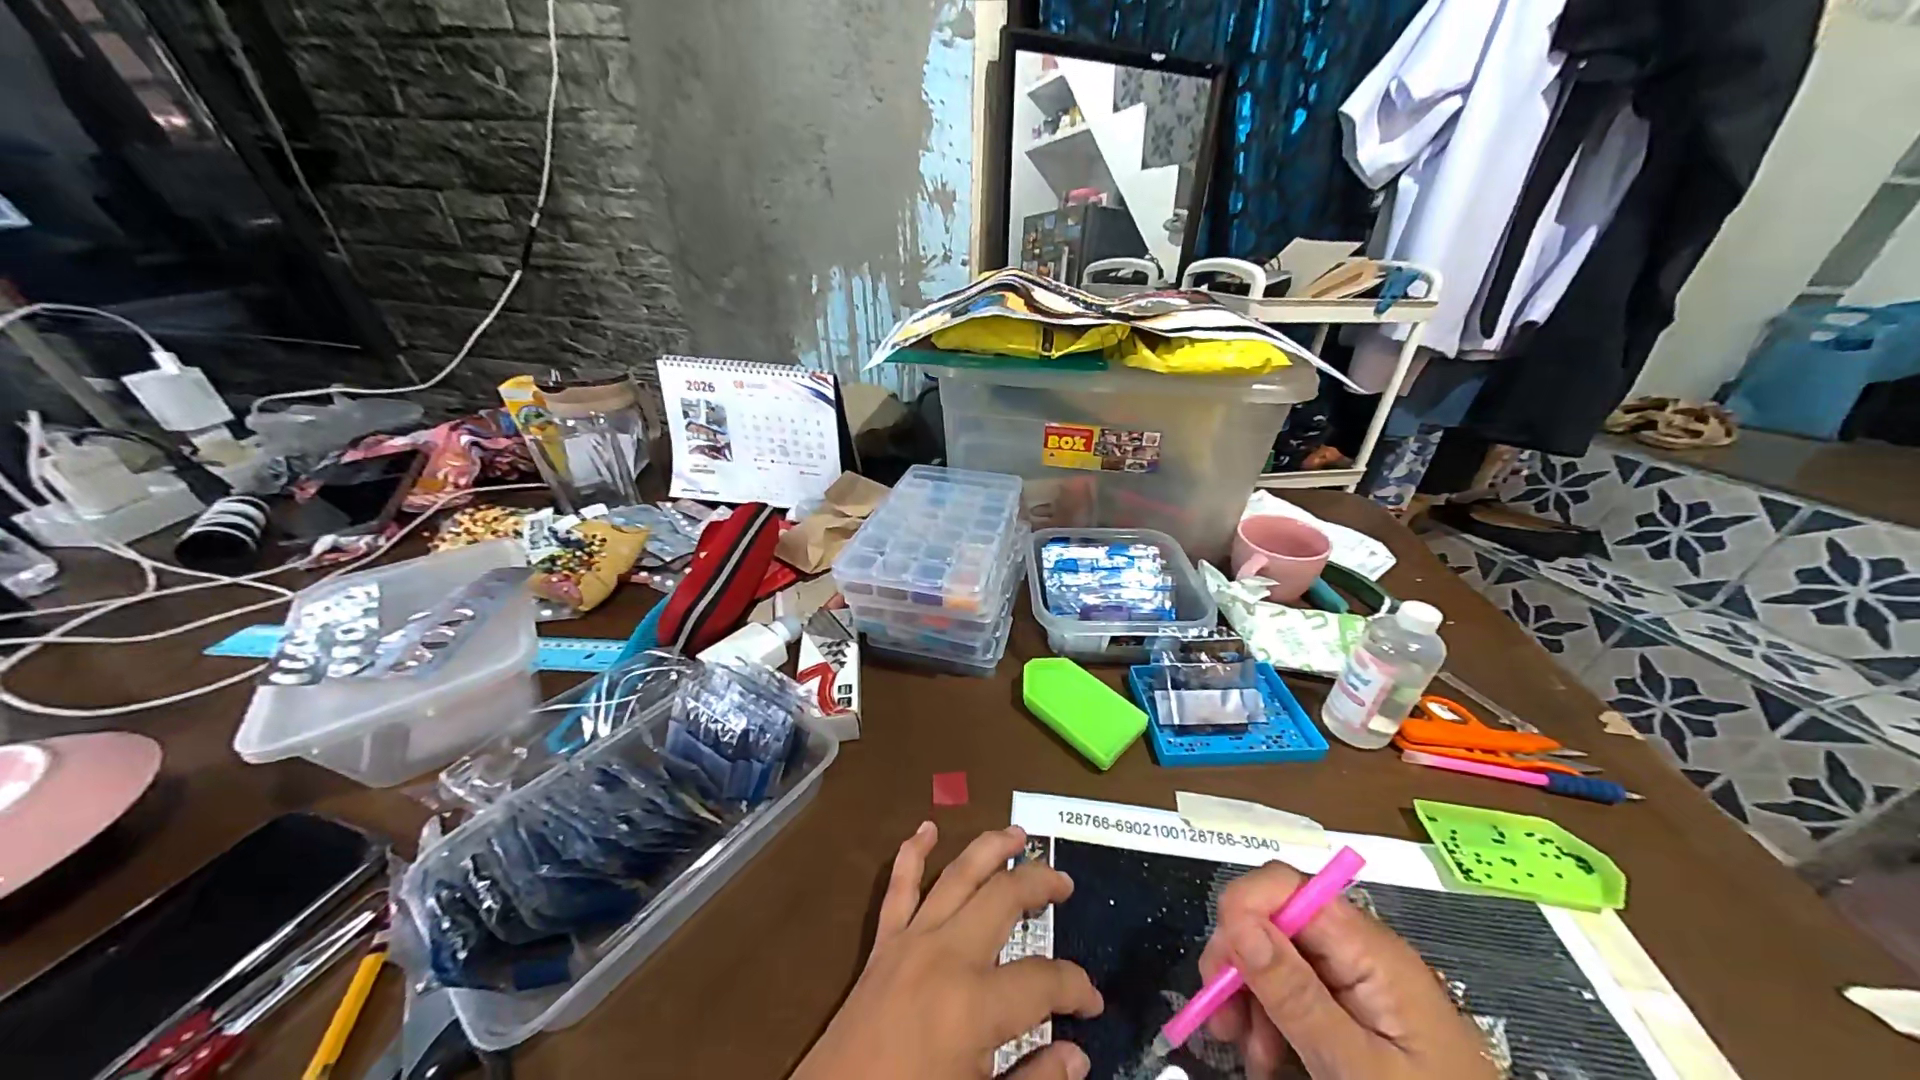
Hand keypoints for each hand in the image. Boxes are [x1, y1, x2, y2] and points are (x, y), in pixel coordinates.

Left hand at [792, 823, 1104, 1079]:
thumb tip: (1077, 1054)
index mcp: (974, 1004)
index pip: (1043, 981)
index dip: (1076, 988)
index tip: (1092, 1002)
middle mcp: (946, 955)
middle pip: (1003, 899)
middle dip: (1040, 885)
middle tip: (1065, 884)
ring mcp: (911, 941)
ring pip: (957, 877)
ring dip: (989, 849)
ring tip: (1016, 833)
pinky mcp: (883, 944)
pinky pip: (898, 888)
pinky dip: (912, 854)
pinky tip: (925, 829)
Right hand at [1197, 861, 1498, 1079]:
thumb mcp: (1355, 1067)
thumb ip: (1296, 994)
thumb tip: (1236, 919)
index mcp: (1368, 949)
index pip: (1286, 885)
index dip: (1242, 908)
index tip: (1221, 968)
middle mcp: (1358, 948)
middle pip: (1273, 920)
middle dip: (1237, 963)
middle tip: (1218, 1021)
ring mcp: (1355, 977)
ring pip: (1275, 955)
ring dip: (1247, 997)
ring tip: (1248, 1054)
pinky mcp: (1354, 1005)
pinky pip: (1294, 988)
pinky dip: (1269, 1016)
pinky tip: (1266, 1054)